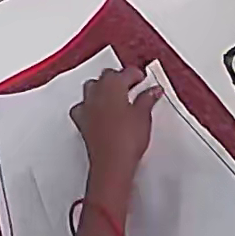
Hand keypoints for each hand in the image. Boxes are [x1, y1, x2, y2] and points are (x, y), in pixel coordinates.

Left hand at [71, 66, 161, 207]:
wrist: (112, 163)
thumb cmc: (126, 139)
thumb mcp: (143, 116)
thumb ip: (147, 99)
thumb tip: (152, 91)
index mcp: (113, 85)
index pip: (126, 72)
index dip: (136, 74)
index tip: (142, 79)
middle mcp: (96, 92)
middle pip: (107, 76)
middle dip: (119, 78)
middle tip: (133, 85)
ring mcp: (87, 106)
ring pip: (92, 87)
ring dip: (103, 88)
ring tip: (116, 96)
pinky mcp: (82, 121)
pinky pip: (83, 106)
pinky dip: (90, 105)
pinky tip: (98, 111)